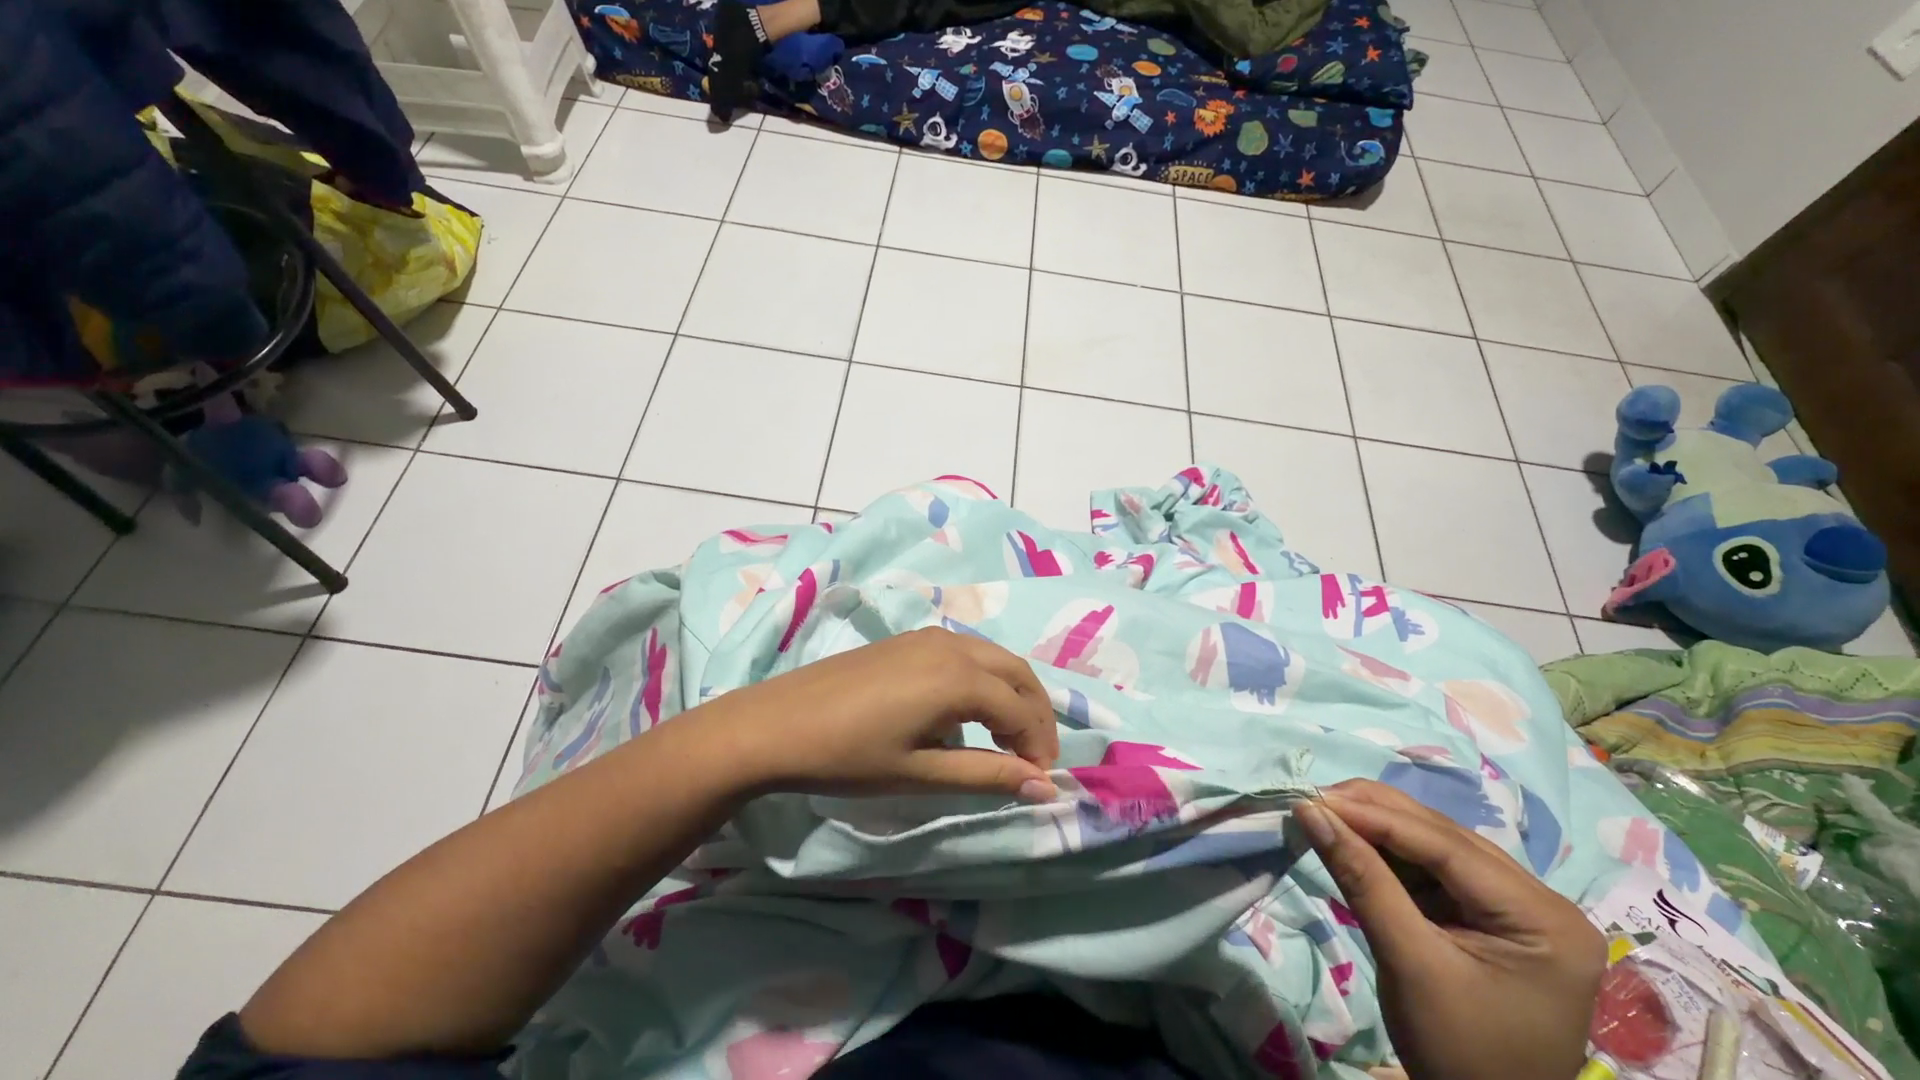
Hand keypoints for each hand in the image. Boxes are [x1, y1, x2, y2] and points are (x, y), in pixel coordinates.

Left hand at [706, 627, 1060, 800]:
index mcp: (959, 678)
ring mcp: (927, 637)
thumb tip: (1044, 785)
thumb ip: (986, 775)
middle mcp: (952, 646)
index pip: (1022, 710)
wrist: (773, 725)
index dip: (1038, 747)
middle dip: (1035, 716)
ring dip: (1011, 696)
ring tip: (1005, 742)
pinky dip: (984, 681)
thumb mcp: (921, 773)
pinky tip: (965, 717)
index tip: (1038, 783)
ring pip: (993, 659)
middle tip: (1033, 760)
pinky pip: (966, 654)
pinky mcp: (907, 640)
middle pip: (1017, 674)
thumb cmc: (847, 757)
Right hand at [1294, 780, 1603, 1079]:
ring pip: (1440, 851)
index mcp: (1543, 917)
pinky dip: (1392, 859)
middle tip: (1315, 798)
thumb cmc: (1457, 1052)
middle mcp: (1542, 902)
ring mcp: (1521, 912)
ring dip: (1381, 831)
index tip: (1315, 798)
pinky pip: (1439, 875)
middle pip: (1447, 840)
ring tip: (1326, 813)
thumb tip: (1311, 813)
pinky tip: (1355, 842)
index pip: (1448, 847)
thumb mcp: (1409, 964)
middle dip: (1377, 815)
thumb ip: (1363, 881)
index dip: (1377, 816)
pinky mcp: (1494, 922)